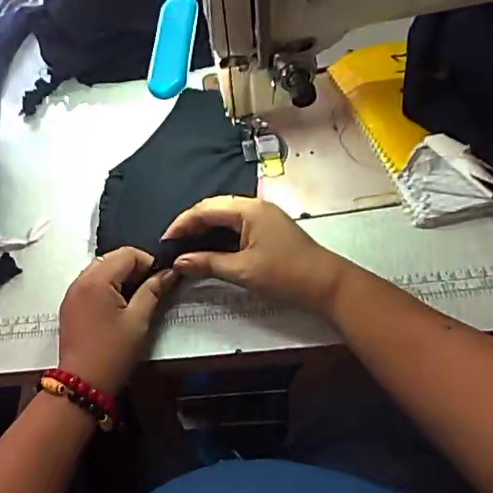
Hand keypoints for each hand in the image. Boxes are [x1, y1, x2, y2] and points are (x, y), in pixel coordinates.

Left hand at [56, 248, 175, 395]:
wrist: (82, 384)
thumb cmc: (113, 352)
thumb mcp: (138, 320)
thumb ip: (153, 291)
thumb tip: (169, 273)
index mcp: (96, 280)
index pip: (126, 253)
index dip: (148, 262)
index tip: (161, 280)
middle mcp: (80, 280)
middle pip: (111, 259)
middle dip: (134, 269)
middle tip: (150, 290)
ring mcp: (72, 293)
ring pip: (100, 271)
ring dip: (120, 278)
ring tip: (135, 300)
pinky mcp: (69, 306)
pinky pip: (90, 285)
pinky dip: (106, 288)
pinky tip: (117, 308)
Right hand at [162, 197, 351, 311]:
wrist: (327, 285)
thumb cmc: (286, 275)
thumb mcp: (242, 271)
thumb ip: (208, 263)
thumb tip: (179, 262)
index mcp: (249, 210)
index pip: (205, 209)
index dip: (182, 224)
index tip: (165, 240)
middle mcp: (256, 207)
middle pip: (214, 209)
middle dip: (191, 225)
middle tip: (172, 244)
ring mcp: (264, 218)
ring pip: (225, 217)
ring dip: (205, 230)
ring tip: (186, 247)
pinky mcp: (268, 230)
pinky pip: (236, 226)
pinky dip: (219, 236)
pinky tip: (209, 250)